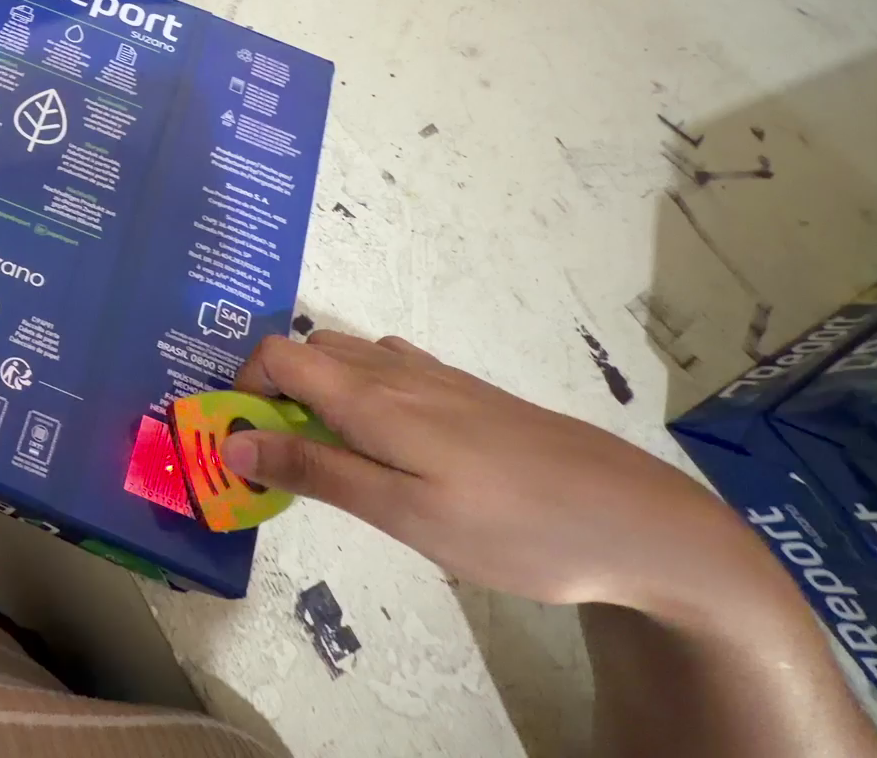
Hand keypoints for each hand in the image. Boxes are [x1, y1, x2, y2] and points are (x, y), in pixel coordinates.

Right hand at [220, 332, 782, 620]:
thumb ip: (313, 471)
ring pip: (347, 354)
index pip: (276, 354)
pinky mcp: (467, 390)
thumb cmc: (512, 528)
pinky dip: (360, 386)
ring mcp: (436, 376)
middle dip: (276, 390)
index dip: (245, 387)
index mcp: (370, 397)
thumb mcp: (403, 514)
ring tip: (335, 449)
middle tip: (289, 454)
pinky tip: (390, 435)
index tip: (249, 440)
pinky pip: (389, 366)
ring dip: (316, 387)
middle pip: (306, 349)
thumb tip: (233, 444)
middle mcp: (395, 371)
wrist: (643, 524)